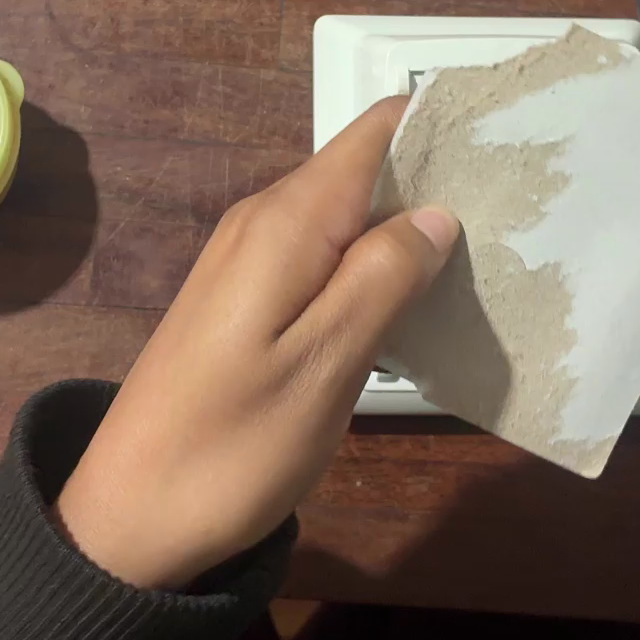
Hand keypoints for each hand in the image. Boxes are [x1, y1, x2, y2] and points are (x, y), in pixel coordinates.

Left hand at [54, 97, 458, 589]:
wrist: (129, 513)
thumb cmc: (232, 444)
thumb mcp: (325, 364)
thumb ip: (382, 277)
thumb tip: (436, 213)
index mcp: (286, 221)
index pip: (372, 134)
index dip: (434, 126)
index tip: (504, 141)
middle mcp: (264, 218)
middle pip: (361, 169)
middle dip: (430, 179)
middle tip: (510, 210)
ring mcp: (249, 255)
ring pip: (344, 212)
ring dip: (404, 224)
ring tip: (478, 248)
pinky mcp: (246, 292)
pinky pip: (320, 250)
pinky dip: (369, 259)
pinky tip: (408, 292)